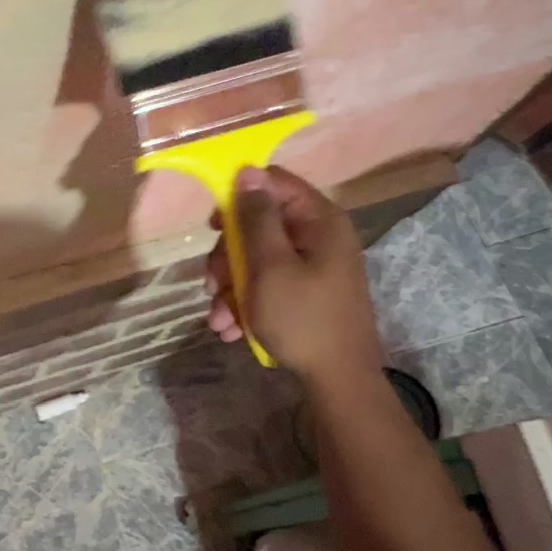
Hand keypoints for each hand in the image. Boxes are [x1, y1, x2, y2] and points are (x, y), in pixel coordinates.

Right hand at [206, 165, 385, 386]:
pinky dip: (247, 303)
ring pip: (257, 259)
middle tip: (212, 285)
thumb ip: (256, 218)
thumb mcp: (270, 266)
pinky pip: (269, 285)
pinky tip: (231, 329)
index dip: (239, 197)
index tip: (213, 227)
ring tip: (219, 320)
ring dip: (231, 288)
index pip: (274, 183)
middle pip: (260, 225)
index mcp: (318, 220)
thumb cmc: (303, 319)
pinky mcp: (307, 293)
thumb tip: (247, 170)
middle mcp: (319, 236)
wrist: (338, 380)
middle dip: (228, 257)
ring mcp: (314, 266)